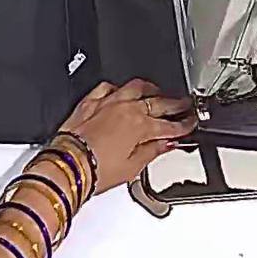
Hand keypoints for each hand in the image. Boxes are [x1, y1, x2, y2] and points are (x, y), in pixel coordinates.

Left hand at [54, 80, 194, 193]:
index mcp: (141, 127)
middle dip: (176, 104)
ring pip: (136, 87)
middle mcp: (127, 110)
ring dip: (152, 89)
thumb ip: (152, 151)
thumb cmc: (94, 170)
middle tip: (185, 104)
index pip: (170, 125)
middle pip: (159, 102)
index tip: (191, 123)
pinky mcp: (90, 102)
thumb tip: (165, 144)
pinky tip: (122, 90)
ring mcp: (108, 103)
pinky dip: (119, 88)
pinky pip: (108, 87)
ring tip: (159, 92)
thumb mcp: (132, 168)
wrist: (65, 165)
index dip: (184, 125)